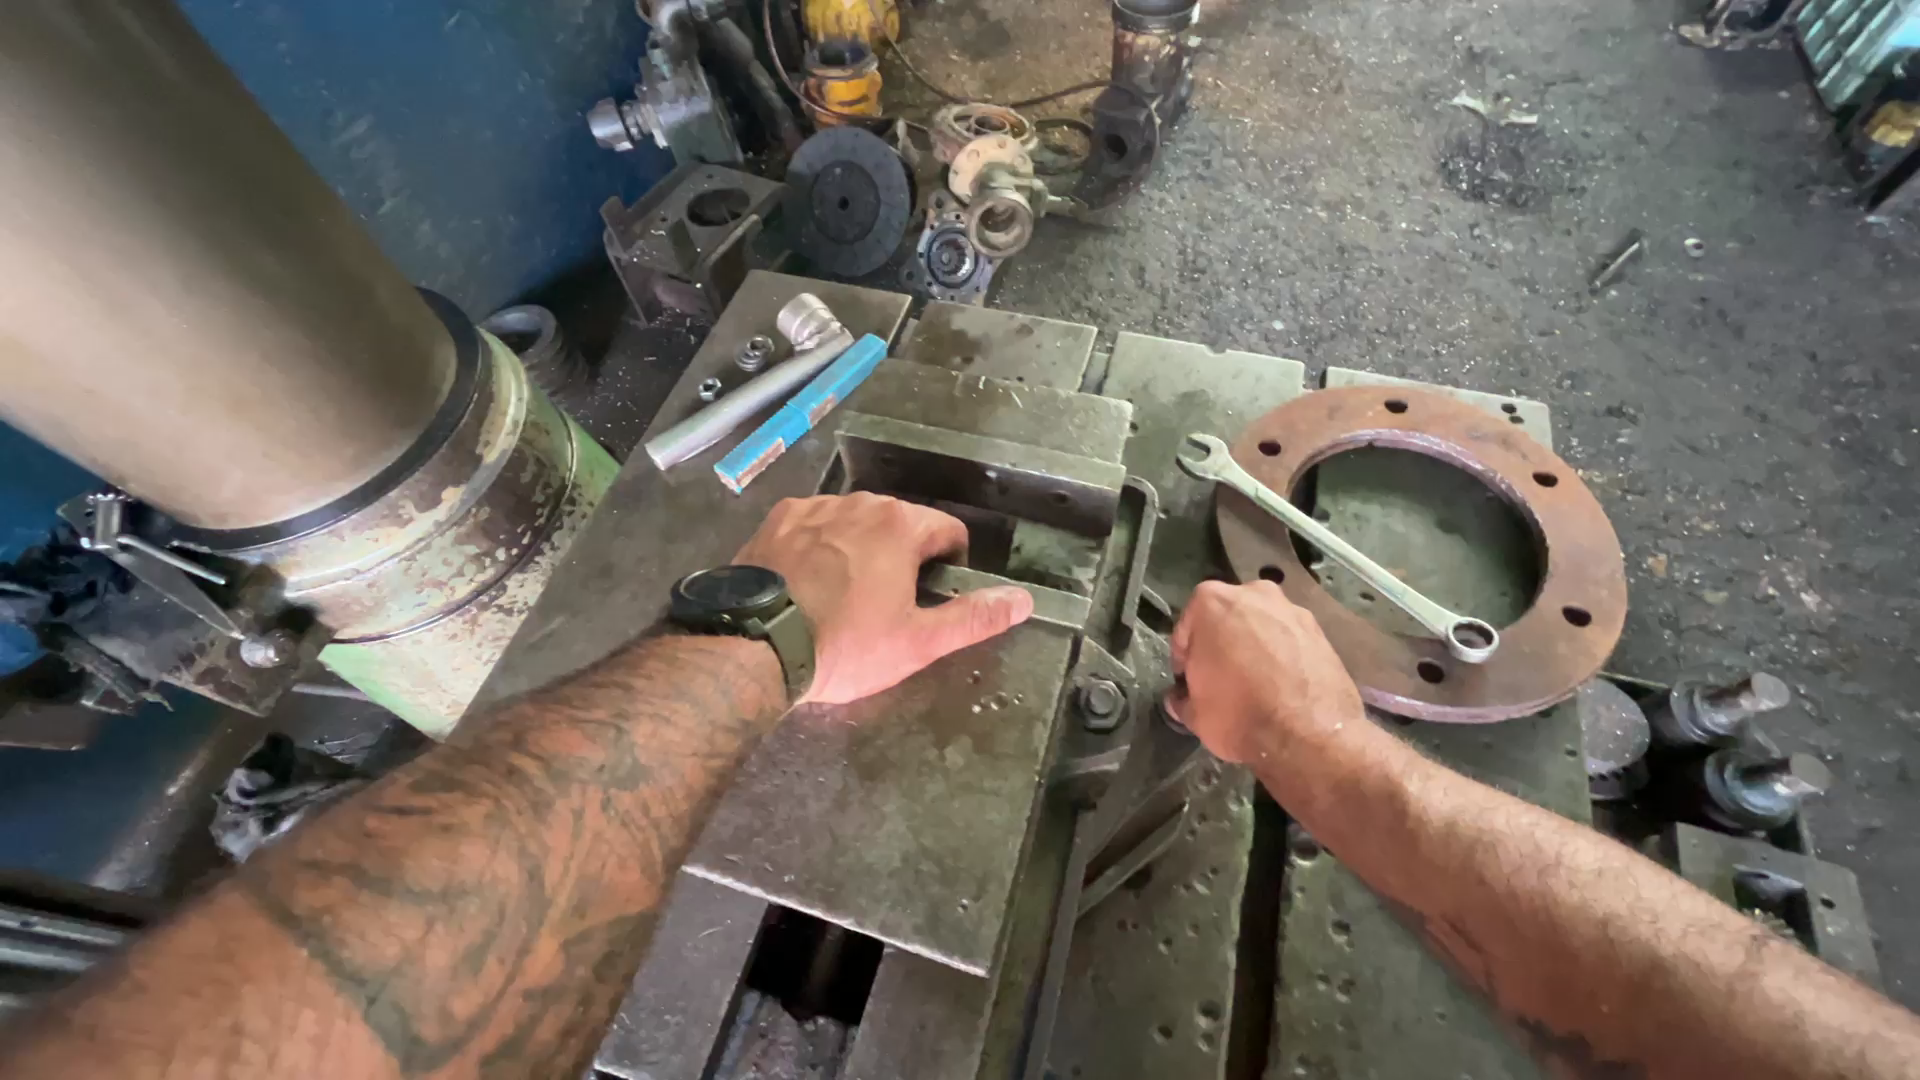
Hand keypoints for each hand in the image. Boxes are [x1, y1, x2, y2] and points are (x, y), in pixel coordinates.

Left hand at [734, 494, 1034, 704]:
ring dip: (860, 549)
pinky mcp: (777, 519)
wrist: (754, 646)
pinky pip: (815, 525)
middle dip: (903, 557)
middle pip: (901, 525)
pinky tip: (807, 582)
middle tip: (885, 606)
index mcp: (901, 525)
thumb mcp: (918, 641)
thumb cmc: (844, 645)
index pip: (949, 531)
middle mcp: (860, 502)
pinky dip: (819, 546)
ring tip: (841, 597)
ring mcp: (814, 506)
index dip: (949, 565)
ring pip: (856, 523)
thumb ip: (974, 617)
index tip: (930, 597)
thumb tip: (1023, 599)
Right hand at [1164, 580, 1366, 763]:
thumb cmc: (1238, 713)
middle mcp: (1253, 594)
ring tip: (1255, 681)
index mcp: (1211, 602)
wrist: (1310, 736)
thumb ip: (1183, 698)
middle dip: (1221, 643)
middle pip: (1226, 619)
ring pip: (1261, 626)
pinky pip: (1289, 640)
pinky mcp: (1320, 631)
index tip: (1189, 680)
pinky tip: (1281, 684)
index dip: (1185, 658)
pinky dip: (1282, 655)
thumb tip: (1180, 699)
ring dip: (1254, 646)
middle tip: (1221, 677)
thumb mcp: (1194, 713)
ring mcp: (1291, 610)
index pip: (1186, 630)